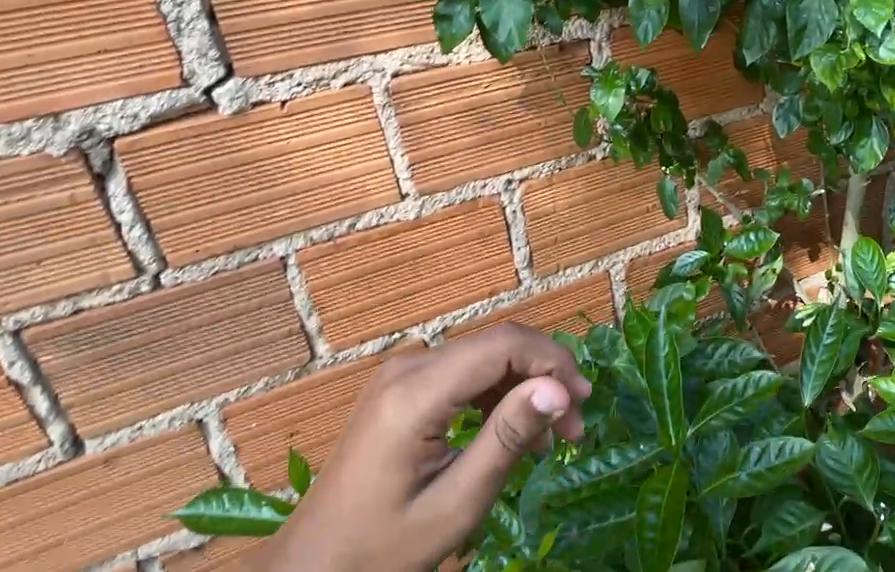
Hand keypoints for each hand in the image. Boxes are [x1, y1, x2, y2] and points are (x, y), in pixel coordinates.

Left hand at [259, 324, 593, 571]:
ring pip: (485, 356)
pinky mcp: (402, 387)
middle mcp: (408, 368)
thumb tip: (558, 388)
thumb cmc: (382, 549)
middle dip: (544, 376)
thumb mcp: (454, 504)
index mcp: (414, 394)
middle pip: (496, 345)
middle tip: (573, 427)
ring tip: (550, 437)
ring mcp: (402, 374)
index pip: (502, 345)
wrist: (313, 567)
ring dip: (525, 385)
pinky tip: (513, 429)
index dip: (552, 361)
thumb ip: (506, 439)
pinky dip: (498, 393)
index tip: (581, 404)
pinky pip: (464, 372)